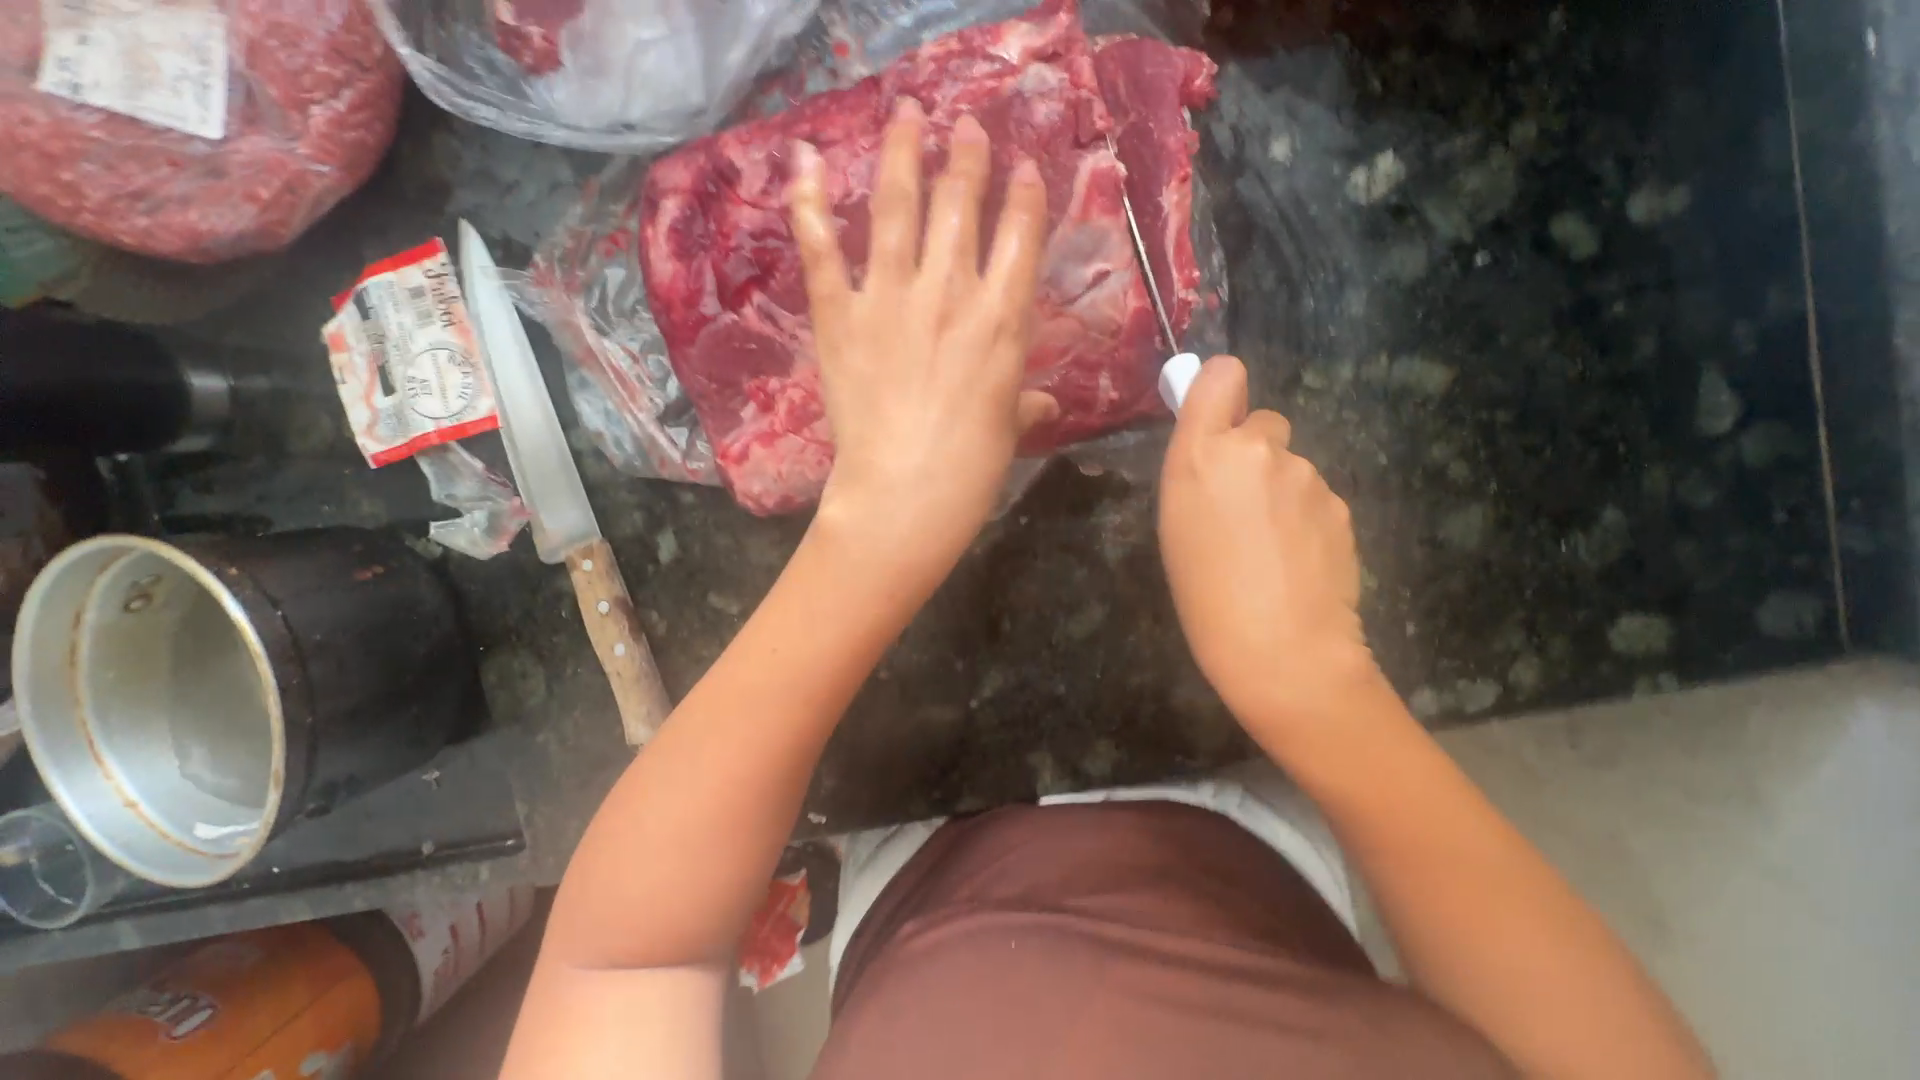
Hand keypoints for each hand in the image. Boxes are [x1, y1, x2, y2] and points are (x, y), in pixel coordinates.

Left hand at [788, 98, 1057, 572]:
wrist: (905, 492)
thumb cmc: (971, 468)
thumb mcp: (1009, 429)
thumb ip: (1025, 404)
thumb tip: (1042, 402)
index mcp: (1002, 318)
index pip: (1020, 235)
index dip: (1023, 194)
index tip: (1022, 164)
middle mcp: (950, 291)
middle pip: (961, 204)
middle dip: (966, 157)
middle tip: (965, 125)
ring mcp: (890, 296)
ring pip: (897, 206)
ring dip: (903, 153)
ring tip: (907, 114)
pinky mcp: (840, 314)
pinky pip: (822, 249)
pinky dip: (808, 203)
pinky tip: (804, 160)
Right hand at [1159, 356, 1386, 742]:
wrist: (1281, 649)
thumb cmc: (1204, 596)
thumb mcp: (1177, 525)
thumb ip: (1199, 471)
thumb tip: (1222, 447)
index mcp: (1202, 453)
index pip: (1223, 374)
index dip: (1222, 393)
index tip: (1219, 426)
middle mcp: (1257, 450)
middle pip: (1262, 423)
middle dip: (1254, 454)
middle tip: (1242, 509)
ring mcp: (1306, 475)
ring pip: (1291, 465)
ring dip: (1281, 490)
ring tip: (1271, 548)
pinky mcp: (1340, 503)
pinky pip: (1316, 496)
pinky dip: (1306, 518)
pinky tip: (1298, 561)